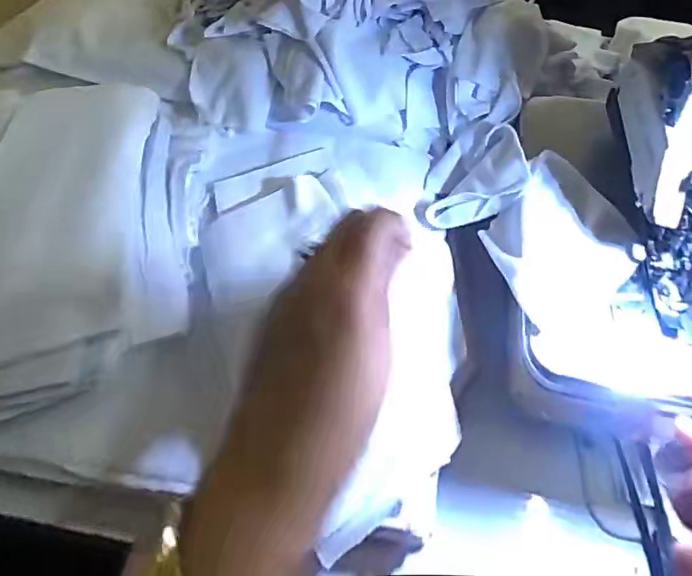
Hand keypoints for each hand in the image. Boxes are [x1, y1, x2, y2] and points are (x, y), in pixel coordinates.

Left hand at [183, 208, 412, 575]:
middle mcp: (303, 280)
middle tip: (403, 268)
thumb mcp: (374, 331)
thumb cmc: (340, 403)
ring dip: (359, 261)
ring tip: (382, 294)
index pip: (367, 220)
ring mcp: (285, 306)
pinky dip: (340, 285)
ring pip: (329, 257)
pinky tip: (351, 321)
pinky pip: (314, 285)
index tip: (415, 253)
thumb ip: (381, 270)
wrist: (275, 471)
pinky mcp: (277, 333)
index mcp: (334, 277)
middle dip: (378, 238)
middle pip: (344, 232)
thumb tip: (395, 232)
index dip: (396, 226)